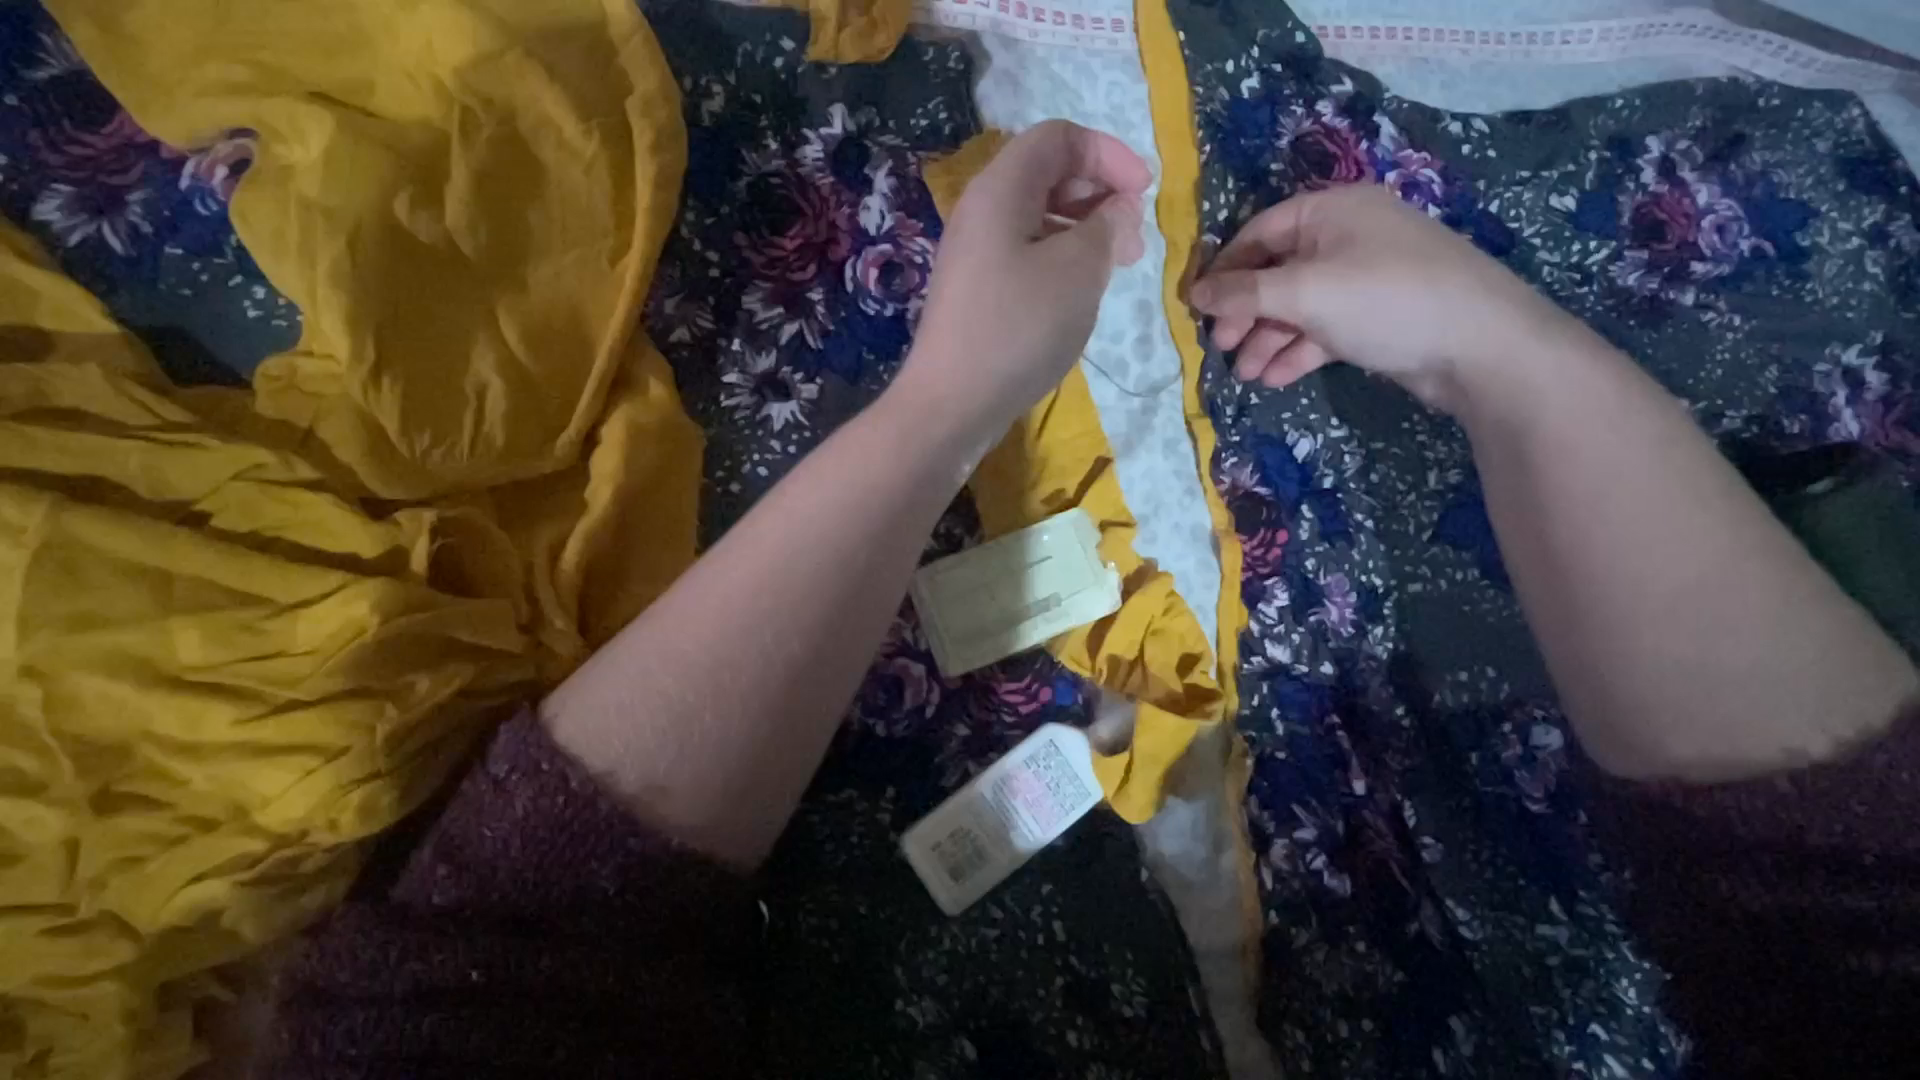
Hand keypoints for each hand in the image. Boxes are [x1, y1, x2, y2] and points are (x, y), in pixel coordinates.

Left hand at [898, 120, 1149, 443]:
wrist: (953, 402)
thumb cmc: (1019, 328)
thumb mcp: (1078, 270)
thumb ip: (1106, 226)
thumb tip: (1116, 208)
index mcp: (1001, 188)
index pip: (1059, 138)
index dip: (1109, 154)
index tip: (1144, 194)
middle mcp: (981, 211)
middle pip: (1047, 176)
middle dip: (1099, 195)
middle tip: (1133, 239)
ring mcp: (974, 255)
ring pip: (1038, 220)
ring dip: (1083, 232)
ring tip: (1115, 268)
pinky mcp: (975, 293)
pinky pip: (1024, 256)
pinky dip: (1060, 261)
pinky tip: (1079, 294)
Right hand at [1189, 184, 1568, 411]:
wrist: (1479, 345)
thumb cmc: (1385, 301)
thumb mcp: (1306, 292)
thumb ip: (1245, 292)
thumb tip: (1194, 292)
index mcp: (1331, 210)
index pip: (1258, 233)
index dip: (1224, 270)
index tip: (1196, 308)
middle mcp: (1346, 236)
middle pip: (1275, 271)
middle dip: (1245, 313)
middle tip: (1220, 347)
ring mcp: (1362, 277)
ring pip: (1297, 305)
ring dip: (1267, 339)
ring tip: (1246, 374)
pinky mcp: (1374, 315)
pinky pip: (1322, 327)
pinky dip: (1297, 350)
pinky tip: (1276, 378)